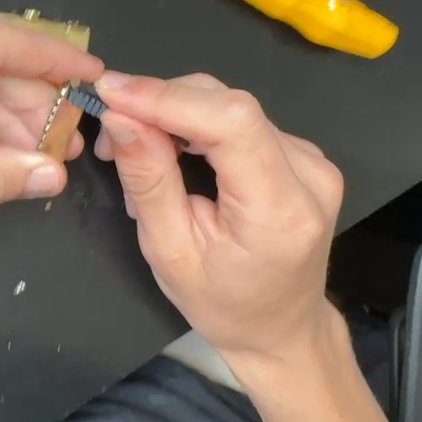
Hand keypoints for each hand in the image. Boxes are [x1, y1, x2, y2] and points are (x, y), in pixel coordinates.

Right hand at [91, 72, 344, 373]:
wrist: (281, 328)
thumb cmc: (222, 303)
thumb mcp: (169, 251)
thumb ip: (148, 180)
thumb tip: (118, 117)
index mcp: (280, 209)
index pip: (231, 122)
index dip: (167, 97)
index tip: (110, 92)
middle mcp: (308, 173)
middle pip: (227, 104)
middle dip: (158, 105)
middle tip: (110, 139)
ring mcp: (311, 159)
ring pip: (227, 105)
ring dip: (170, 115)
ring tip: (135, 153)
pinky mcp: (300, 152)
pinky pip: (236, 118)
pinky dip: (191, 124)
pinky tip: (169, 153)